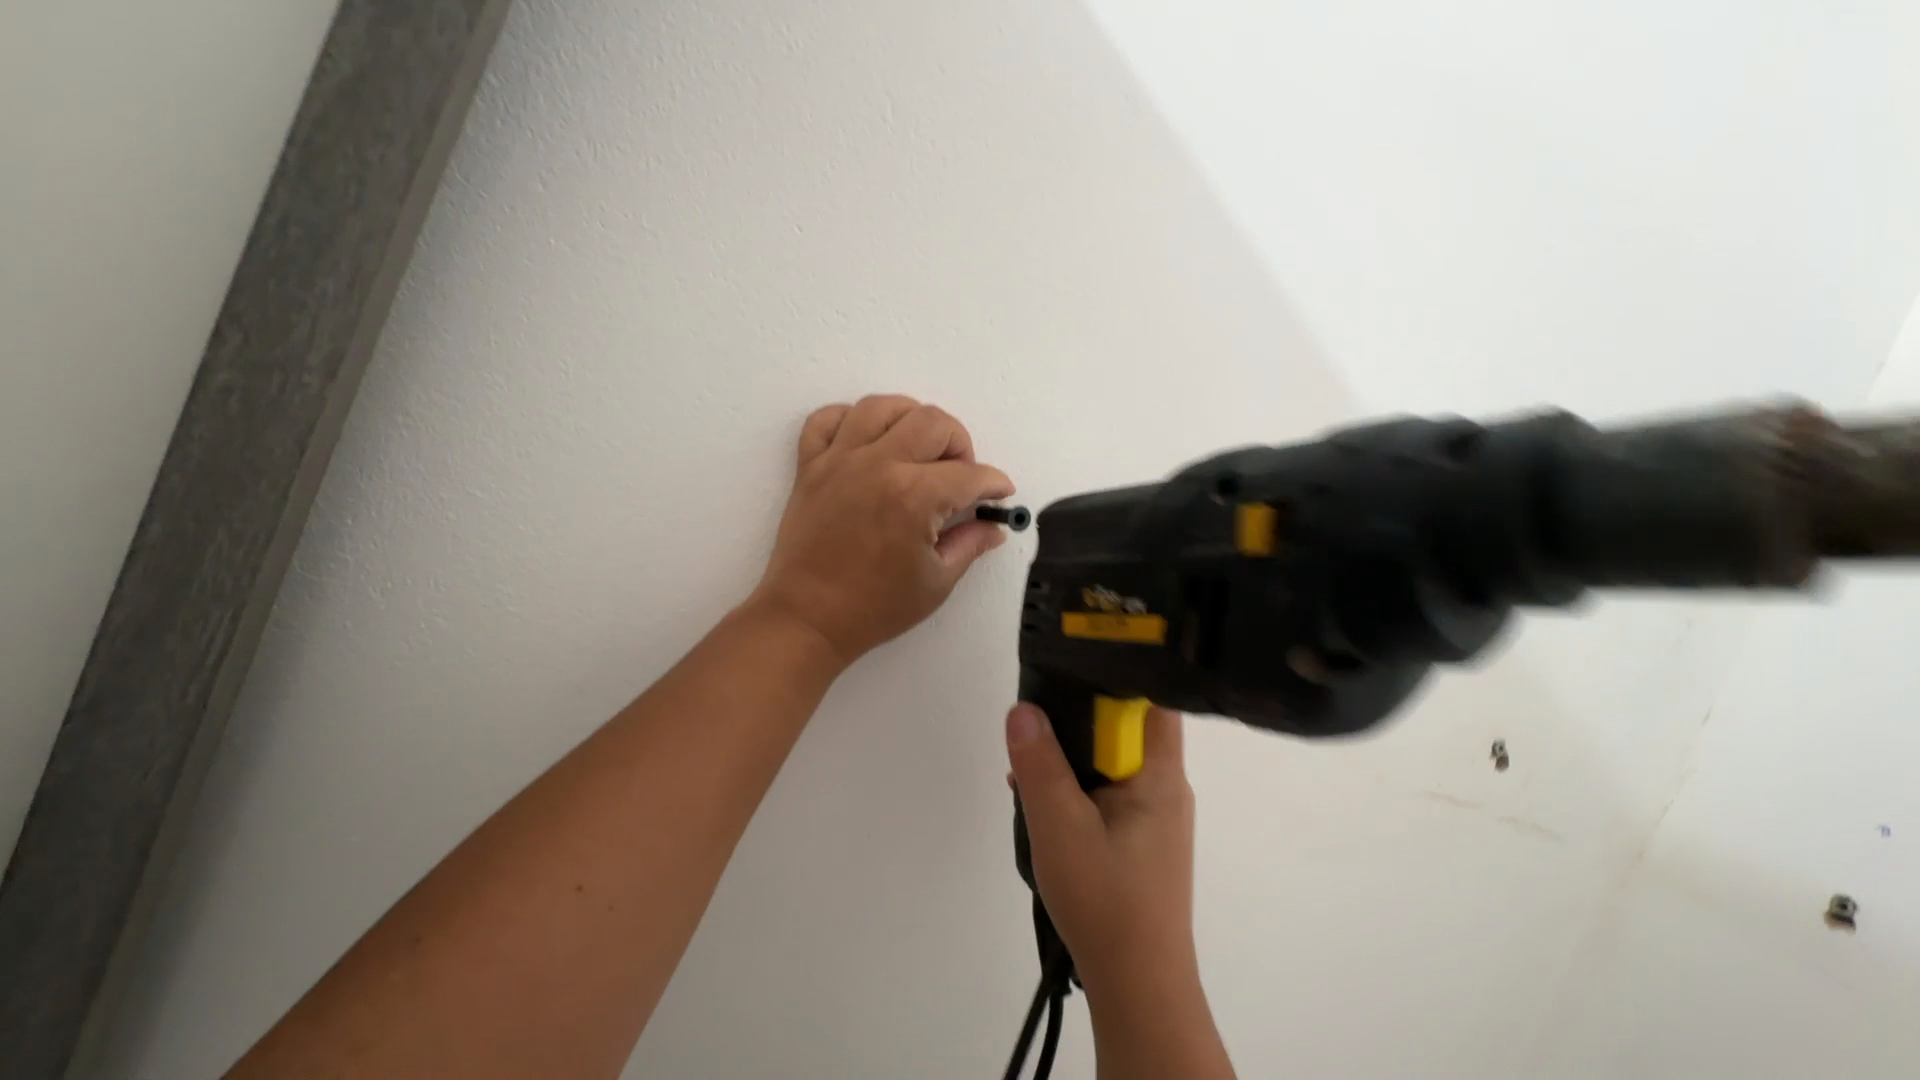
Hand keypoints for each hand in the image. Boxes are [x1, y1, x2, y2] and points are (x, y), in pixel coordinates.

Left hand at [752, 395, 1015, 664]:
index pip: (970, 474)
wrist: (808, 619)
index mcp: (914, 497)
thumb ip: (970, 545)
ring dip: (909, 419)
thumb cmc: (872, 608)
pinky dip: (847, 420)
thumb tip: (993, 528)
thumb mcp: (936, 582)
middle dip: (960, 443)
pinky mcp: (810, 467)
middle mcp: (878, 466)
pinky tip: (866, 442)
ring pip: (881, 406)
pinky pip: (825, 420)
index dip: (994, 484)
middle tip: (961, 473)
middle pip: (932, 422)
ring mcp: (840, 461)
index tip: (999, 493)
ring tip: (918, 447)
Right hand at [1005, 703, 1197, 993]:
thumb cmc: (1105, 897)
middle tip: (1036, 730)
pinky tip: (1042, 812)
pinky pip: (1108, 800)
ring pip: (1111, 770)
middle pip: (1125, 734)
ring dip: (1072, 767)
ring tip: (1028, 774)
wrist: (1136, 983)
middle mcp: (1167, 791)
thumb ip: (1040, 764)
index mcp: (1161, 776)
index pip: (1154, 702)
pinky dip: (1077, 796)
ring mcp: (1157, 822)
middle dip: (1078, 728)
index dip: (1120, 676)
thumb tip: (1023, 708)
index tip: (1074, 669)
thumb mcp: (1059, 824)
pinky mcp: (1142, 847)